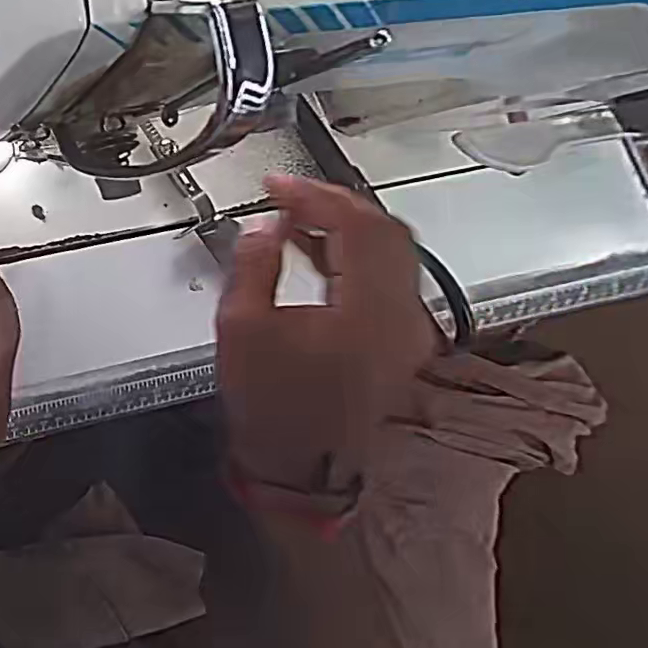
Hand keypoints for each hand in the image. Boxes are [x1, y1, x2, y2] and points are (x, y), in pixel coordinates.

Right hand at [214, 174, 438, 486]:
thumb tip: (263, 227)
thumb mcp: (241, 328)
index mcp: (366, 310)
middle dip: (336, 201)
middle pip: (386, 233)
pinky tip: (316, 247)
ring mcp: (406, 329)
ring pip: (392, 252)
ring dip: (346, 223)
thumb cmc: (269, 403)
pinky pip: (385, 276)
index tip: (276, 185)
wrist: (301, 463)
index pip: (356, 227)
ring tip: (297, 213)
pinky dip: (353, 251)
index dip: (314, 195)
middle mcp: (402, 316)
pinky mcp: (398, 340)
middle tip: (290, 191)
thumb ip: (254, 267)